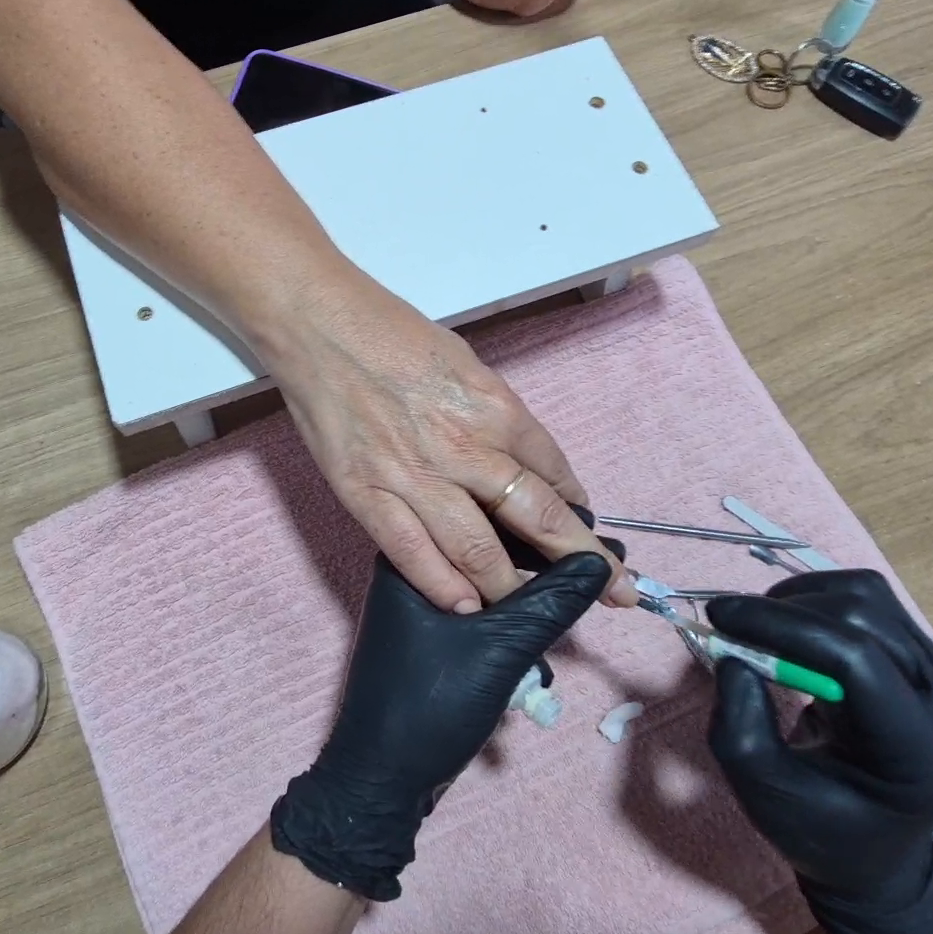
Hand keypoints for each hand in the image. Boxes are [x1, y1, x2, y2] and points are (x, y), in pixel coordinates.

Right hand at [259, 278, 633, 612]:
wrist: (318, 325)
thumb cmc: (391, 333)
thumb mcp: (464, 362)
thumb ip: (494, 414)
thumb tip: (519, 457)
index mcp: (495, 408)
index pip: (555, 473)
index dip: (578, 510)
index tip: (585, 530)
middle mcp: (465, 448)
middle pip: (538, 518)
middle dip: (581, 562)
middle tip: (613, 591)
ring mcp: (415, 477)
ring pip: (479, 550)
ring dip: (513, 586)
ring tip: (531, 607)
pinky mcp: (367, 496)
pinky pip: (412, 554)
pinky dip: (443, 586)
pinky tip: (467, 605)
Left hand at [270, 548, 613, 900]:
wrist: (380, 778)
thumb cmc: (427, 705)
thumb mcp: (498, 650)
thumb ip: (551, 601)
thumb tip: (602, 561)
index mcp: (411, 554)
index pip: (485, 516)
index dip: (546, 522)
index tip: (600, 534)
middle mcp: (414, 566)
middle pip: (492, 542)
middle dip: (551, 551)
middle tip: (611, 558)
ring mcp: (424, 597)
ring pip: (492, 571)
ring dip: (541, 581)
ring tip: (594, 582)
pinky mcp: (435, 626)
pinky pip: (486, 598)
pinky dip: (522, 603)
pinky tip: (559, 608)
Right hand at [704, 571, 932, 933]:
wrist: (873, 851)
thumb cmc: (820, 830)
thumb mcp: (763, 794)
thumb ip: (740, 727)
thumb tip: (732, 655)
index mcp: (919, 757)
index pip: (857, 660)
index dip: (782, 626)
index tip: (718, 617)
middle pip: (866, 617)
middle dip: (787, 611)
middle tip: (732, 625)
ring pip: (872, 597)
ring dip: (803, 599)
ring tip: (764, 626)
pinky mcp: (928, 663)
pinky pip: (874, 603)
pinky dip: (820, 601)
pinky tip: (794, 630)